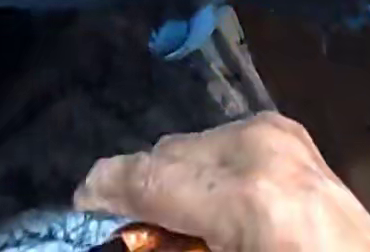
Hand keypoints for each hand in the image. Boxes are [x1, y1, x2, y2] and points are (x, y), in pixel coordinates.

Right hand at [76, 114, 369, 251]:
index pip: (153, 176)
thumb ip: (173, 248)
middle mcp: (259, 144)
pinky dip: (205, 165)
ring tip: (171, 219)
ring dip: (174, 176)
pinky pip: (224, 138)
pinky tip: (208, 200)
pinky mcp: (290, 129)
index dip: (107, 188)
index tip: (79, 202)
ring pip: (193, 141)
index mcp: (245, 194)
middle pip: (169, 151)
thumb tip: (132, 233)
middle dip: (140, 187)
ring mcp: (279, 130)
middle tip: (126, 227)